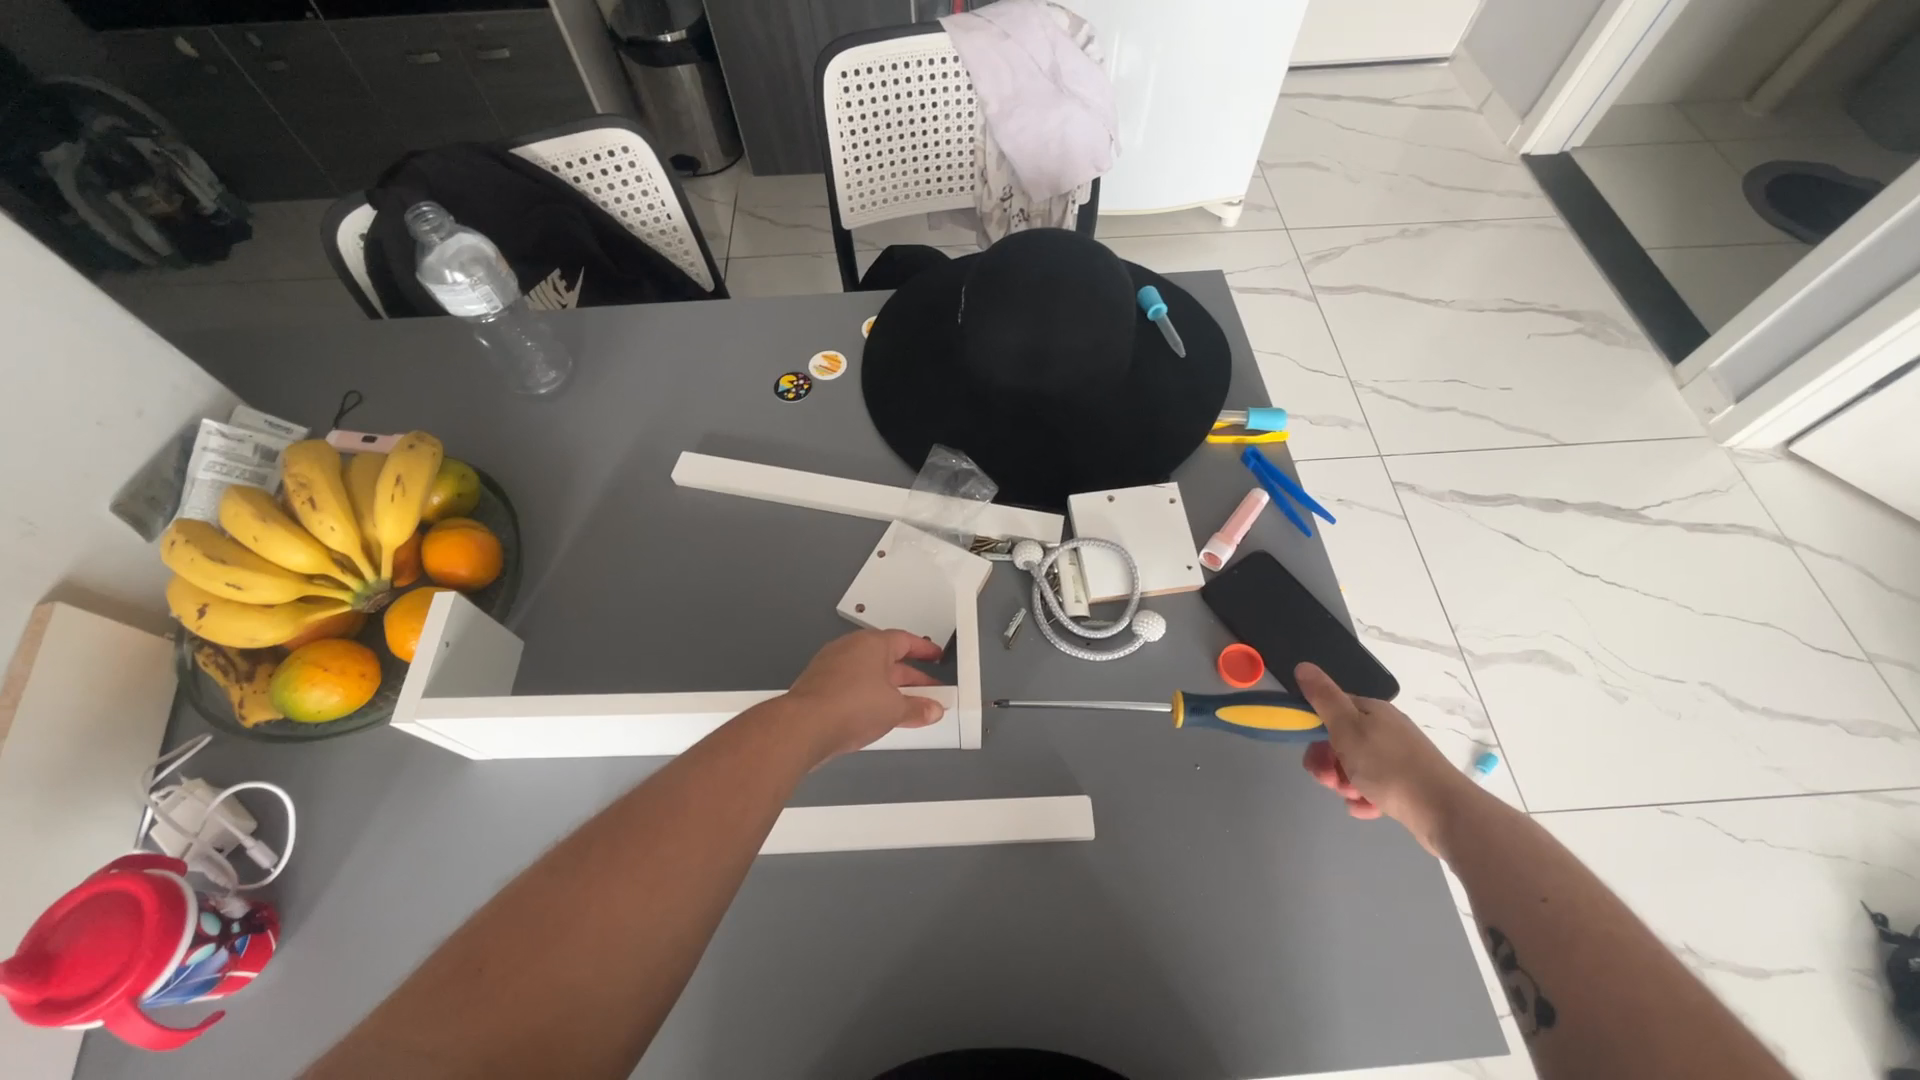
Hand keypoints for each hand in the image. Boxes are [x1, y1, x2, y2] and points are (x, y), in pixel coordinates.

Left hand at [783, 629, 947, 762]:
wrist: (804, 727)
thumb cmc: (846, 705)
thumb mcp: (895, 709)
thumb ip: (917, 708)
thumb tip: (930, 709)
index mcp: (872, 643)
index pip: (905, 641)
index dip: (923, 650)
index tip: (934, 656)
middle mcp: (850, 649)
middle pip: (887, 660)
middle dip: (910, 679)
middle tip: (927, 693)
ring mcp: (831, 667)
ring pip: (868, 676)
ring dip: (888, 691)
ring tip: (904, 711)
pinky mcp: (819, 687)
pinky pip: (851, 688)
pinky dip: (867, 699)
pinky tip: (875, 718)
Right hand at [1295, 662, 1478, 856]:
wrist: (1442, 811)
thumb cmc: (1389, 766)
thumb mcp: (1348, 728)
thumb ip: (1323, 698)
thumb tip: (1304, 666)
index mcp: (1373, 712)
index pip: (1332, 710)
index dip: (1314, 730)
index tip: (1312, 750)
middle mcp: (1386, 730)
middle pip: (1341, 742)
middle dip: (1328, 763)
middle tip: (1329, 780)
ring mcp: (1398, 759)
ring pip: (1355, 768)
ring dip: (1345, 783)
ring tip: (1353, 796)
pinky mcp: (1406, 786)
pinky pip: (1373, 789)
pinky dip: (1365, 799)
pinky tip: (1367, 808)